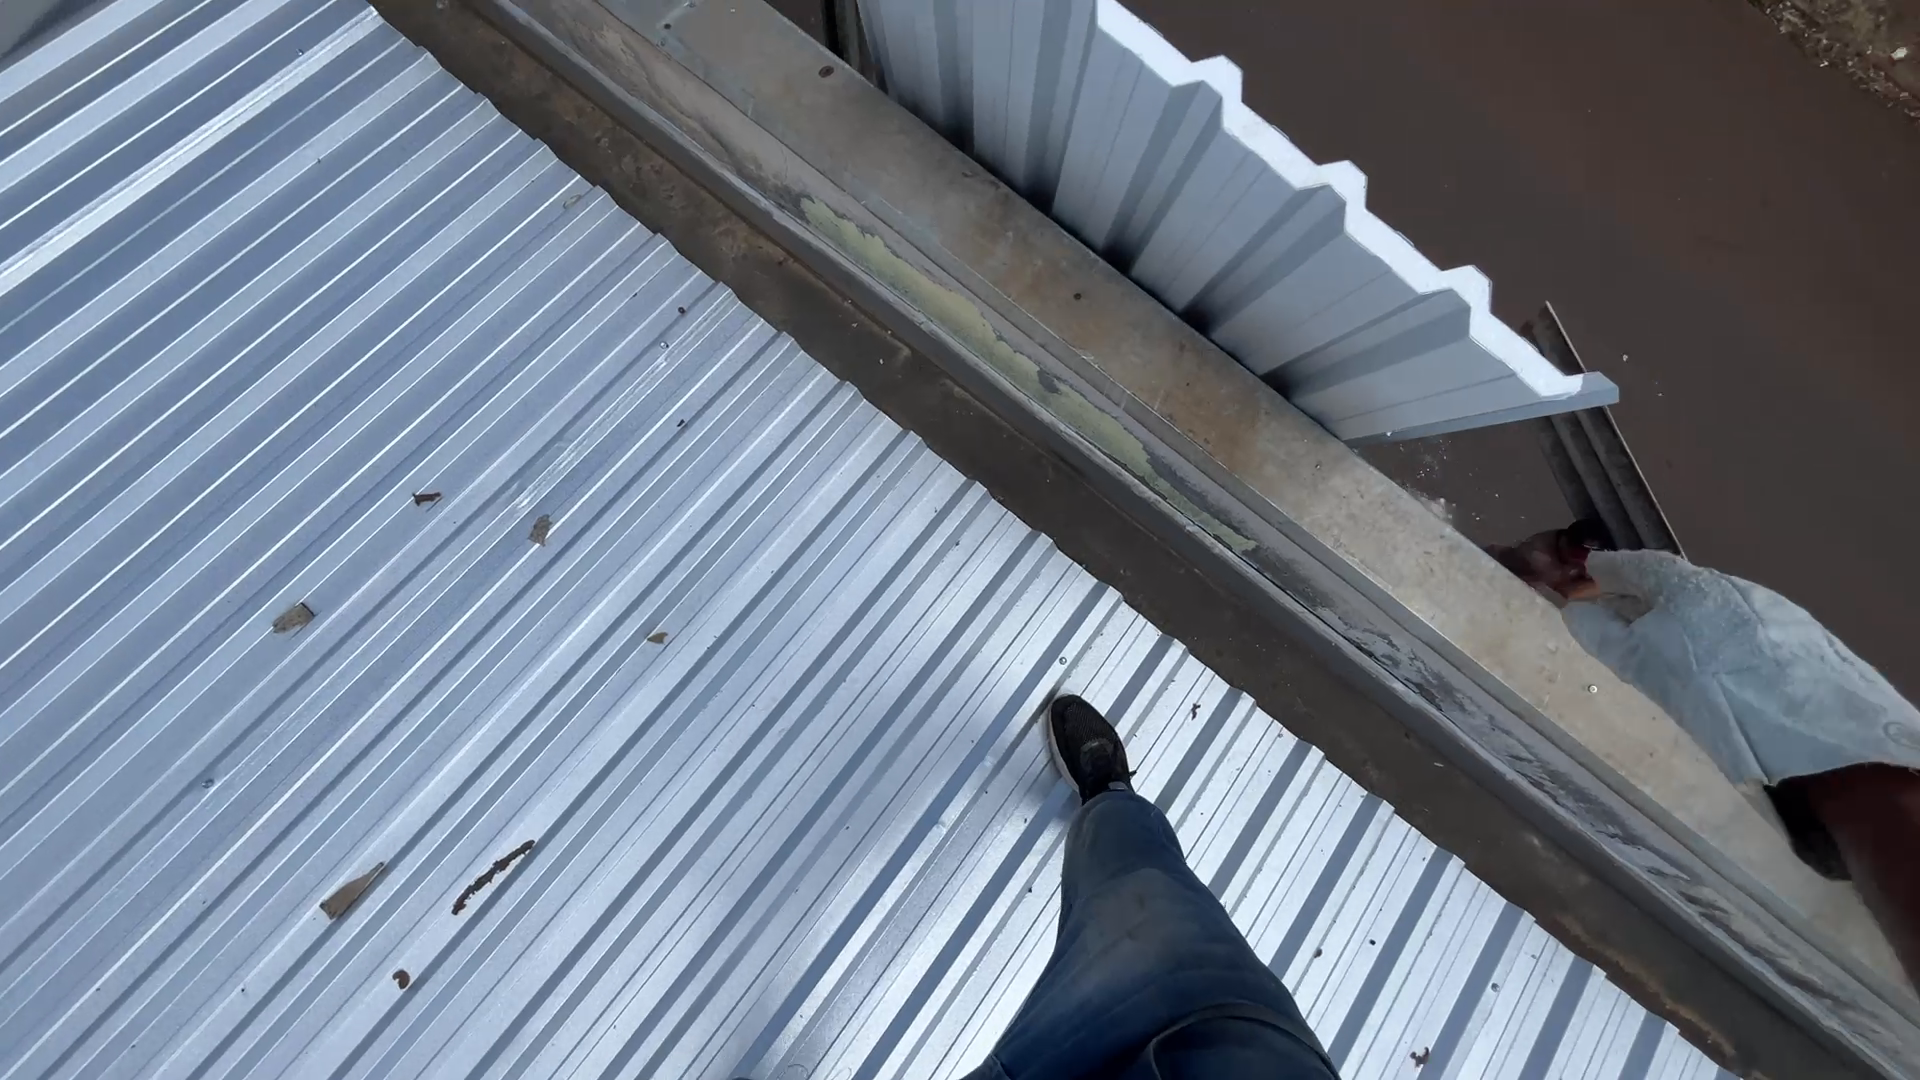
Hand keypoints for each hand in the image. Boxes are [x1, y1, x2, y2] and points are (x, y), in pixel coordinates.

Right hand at [1562, 550, 1919, 786]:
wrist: (1806, 732)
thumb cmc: (1702, 688)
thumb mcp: (1635, 662)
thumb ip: (1600, 631)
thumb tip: (1577, 610)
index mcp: (1685, 584)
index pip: (1636, 563)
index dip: (1607, 570)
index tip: (1586, 579)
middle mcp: (1727, 585)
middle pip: (1672, 583)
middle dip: (1641, 594)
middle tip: (1615, 614)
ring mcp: (1767, 608)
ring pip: (1705, 604)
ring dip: (1676, 614)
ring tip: (1659, 642)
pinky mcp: (1797, 634)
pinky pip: (1735, 623)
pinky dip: (1709, 631)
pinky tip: (1707, 659)